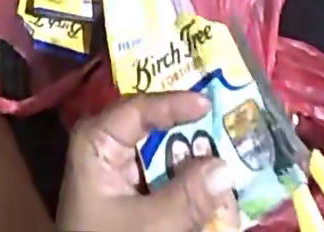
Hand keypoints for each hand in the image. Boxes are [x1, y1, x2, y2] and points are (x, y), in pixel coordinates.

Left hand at [57, 92, 238, 231]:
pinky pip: (161, 177)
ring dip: (191, 157)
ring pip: (161, 152)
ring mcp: (116, 169)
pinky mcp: (127, 193)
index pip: (140, 108)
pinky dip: (184, 181)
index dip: (176, 103)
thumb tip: (226, 168)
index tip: (209, 103)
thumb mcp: (147, 227)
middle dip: (189, 128)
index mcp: (97, 139)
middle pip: (153, 126)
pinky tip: (210, 185)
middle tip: (224, 120)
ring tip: (225, 149)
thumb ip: (187, 198)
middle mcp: (106, 144)